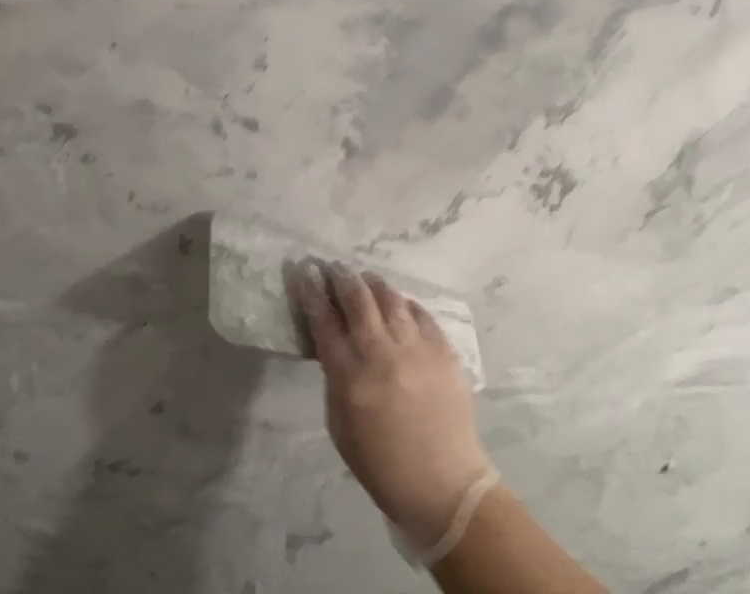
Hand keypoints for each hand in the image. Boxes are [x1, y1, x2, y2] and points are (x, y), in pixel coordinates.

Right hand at [294, 260, 493, 545]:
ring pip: (391, 298)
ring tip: (364, 277)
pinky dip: (405, 304)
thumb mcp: (340, 424)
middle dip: (341, 277)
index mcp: (350, 376)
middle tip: (333, 267)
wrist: (442, 482)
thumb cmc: (380, 463)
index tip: (305, 271)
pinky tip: (398, 303)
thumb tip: (335, 344)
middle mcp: (381, 353)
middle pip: (357, 299)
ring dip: (373, 284)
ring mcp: (416, 348)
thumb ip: (336, 378)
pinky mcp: (443, 350)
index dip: (311, 291)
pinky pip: (420, 314)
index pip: (324, 320)